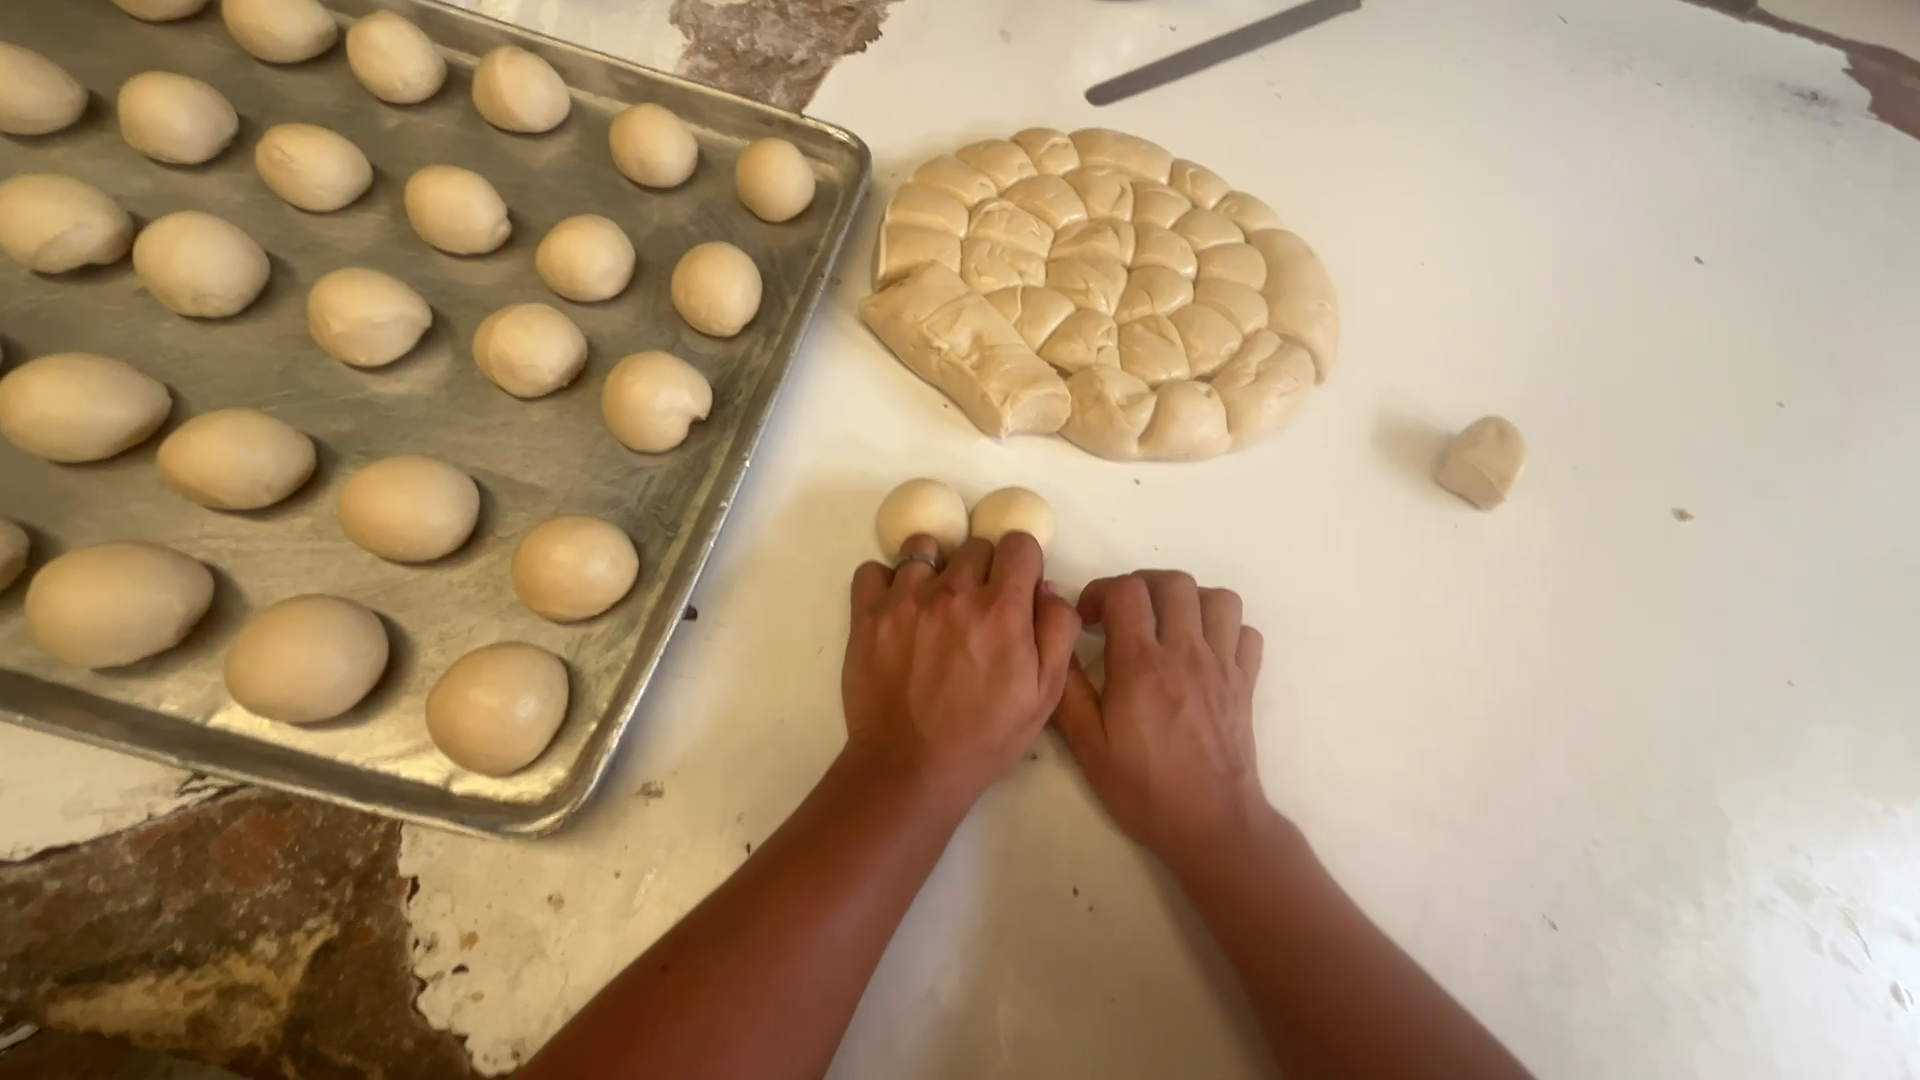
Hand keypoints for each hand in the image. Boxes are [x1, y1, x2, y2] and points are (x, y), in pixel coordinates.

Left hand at [843, 533, 1081, 798]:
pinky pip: (874, 569)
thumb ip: (1057, 630)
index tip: (1017, 588)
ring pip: (924, 547)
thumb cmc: (986, 736)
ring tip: (934, 603)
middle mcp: (953, 592)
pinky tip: (898, 608)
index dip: (1023, 563)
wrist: (911, 768)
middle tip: (978, 607)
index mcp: (1002, 610)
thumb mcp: (1045, 693)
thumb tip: (1046, 587)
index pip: (1019, 543)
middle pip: (975, 545)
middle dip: (984, 569)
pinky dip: (887, 581)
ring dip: (935, 568)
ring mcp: (905, 600)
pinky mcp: (867, 614)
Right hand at [1053, 571, 1268, 858]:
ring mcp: (1222, 665)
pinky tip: (1201, 651)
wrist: (1211, 824)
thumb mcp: (1088, 746)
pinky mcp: (1245, 682)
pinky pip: (1245, 632)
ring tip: (1165, 624)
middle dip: (1142, 585)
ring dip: (1188, 600)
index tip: (1089, 619)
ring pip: (1217, 598)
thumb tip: (1058, 645)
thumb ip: (1068, 690)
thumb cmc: (1143, 788)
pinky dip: (1224, 629)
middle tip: (1123, 614)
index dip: (1101, 591)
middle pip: (1173, 582)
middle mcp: (1186, 652)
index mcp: (1142, 663)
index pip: (1127, 591)